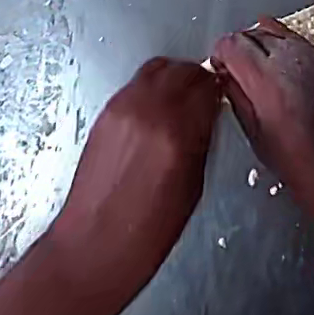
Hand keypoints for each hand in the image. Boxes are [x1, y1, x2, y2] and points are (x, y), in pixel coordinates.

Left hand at [44, 57, 221, 291]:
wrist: (93, 246)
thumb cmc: (147, 231)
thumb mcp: (193, 186)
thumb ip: (201, 139)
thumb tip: (207, 113)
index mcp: (178, 133)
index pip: (207, 86)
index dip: (217, 89)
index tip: (219, 95)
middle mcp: (150, 111)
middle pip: (183, 70)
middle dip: (198, 79)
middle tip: (204, 93)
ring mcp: (124, 107)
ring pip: (159, 68)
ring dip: (175, 76)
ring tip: (180, 95)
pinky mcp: (107, 110)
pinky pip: (137, 82)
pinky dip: (152, 86)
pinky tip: (156, 106)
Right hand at [209, 18, 313, 242]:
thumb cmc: (302, 166)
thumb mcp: (258, 137)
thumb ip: (237, 98)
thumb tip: (223, 76)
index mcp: (266, 78)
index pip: (231, 43)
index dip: (220, 55)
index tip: (219, 71)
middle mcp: (287, 57)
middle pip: (250, 33)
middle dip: (237, 48)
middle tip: (234, 73)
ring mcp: (309, 54)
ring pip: (272, 31)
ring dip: (258, 45)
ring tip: (256, 73)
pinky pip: (292, 38)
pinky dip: (279, 44)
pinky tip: (277, 66)